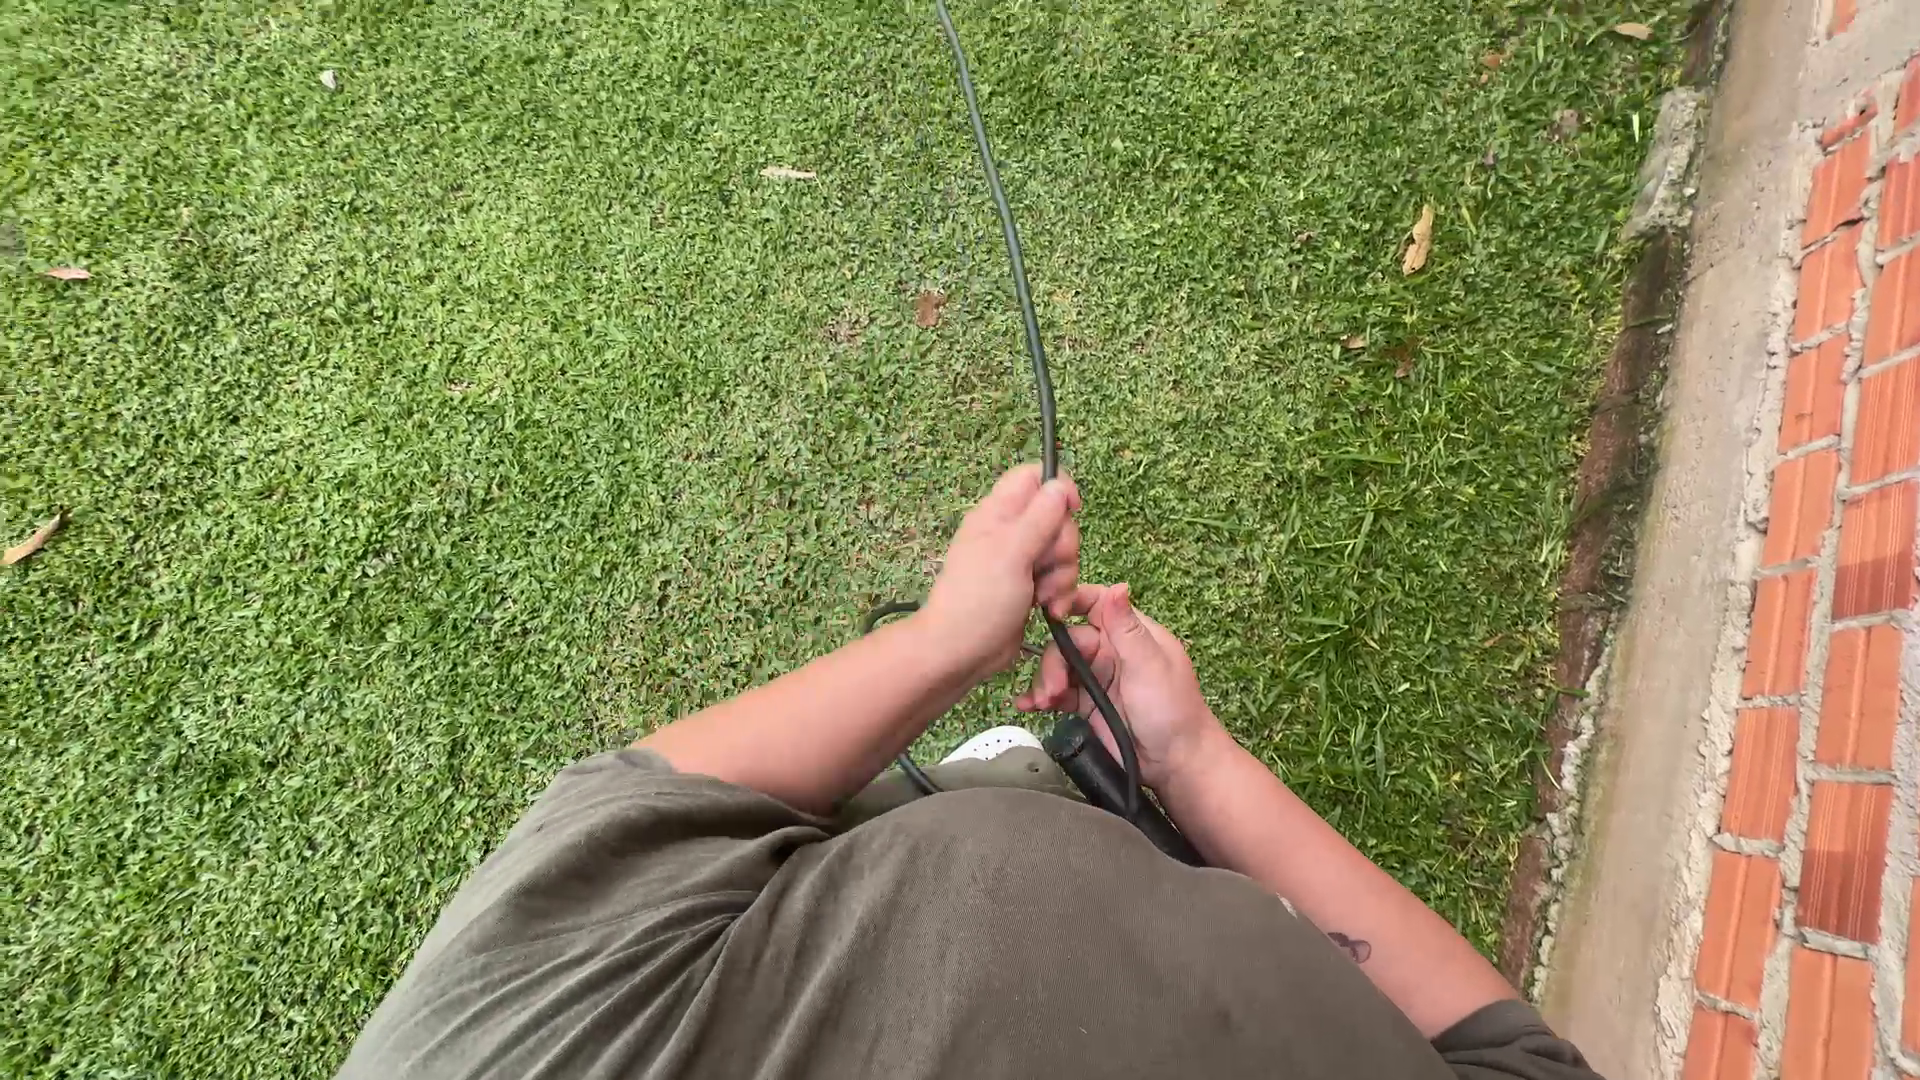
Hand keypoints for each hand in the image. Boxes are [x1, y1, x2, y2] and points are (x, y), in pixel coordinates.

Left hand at [921, 465, 1081, 678]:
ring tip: (1044, 597)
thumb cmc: (979, 599)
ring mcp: (1019, 560)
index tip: (1070, 512)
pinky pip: (1057, 577)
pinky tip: (1050, 609)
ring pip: (1061, 550)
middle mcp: (1010, 532)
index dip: (1058, 488)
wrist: (960, 651)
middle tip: (1045, 567)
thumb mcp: (1011, 553)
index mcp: (998, 513)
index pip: (1033, 478)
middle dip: (1062, 546)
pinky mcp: (1029, 585)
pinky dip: (1059, 593)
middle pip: (1057, 517)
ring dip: (1062, 575)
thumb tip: (1059, 484)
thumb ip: (1039, 518)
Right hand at [1013, 583, 1228, 790]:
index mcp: (1130, 634)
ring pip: (1059, 667)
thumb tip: (1118, 586)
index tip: (1047, 613)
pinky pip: (1058, 693)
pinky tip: (1028, 705)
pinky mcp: (1086, 704)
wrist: (1174, 764)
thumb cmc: (1171, 709)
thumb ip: (1127, 628)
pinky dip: (1041, 697)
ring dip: (1045, 681)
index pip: (1095, 604)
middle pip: (1069, 641)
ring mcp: (1097, 678)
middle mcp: (1111, 652)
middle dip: (1054, 661)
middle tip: (1051, 688)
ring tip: (1042, 702)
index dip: (1069, 603)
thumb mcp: (1150, 665)